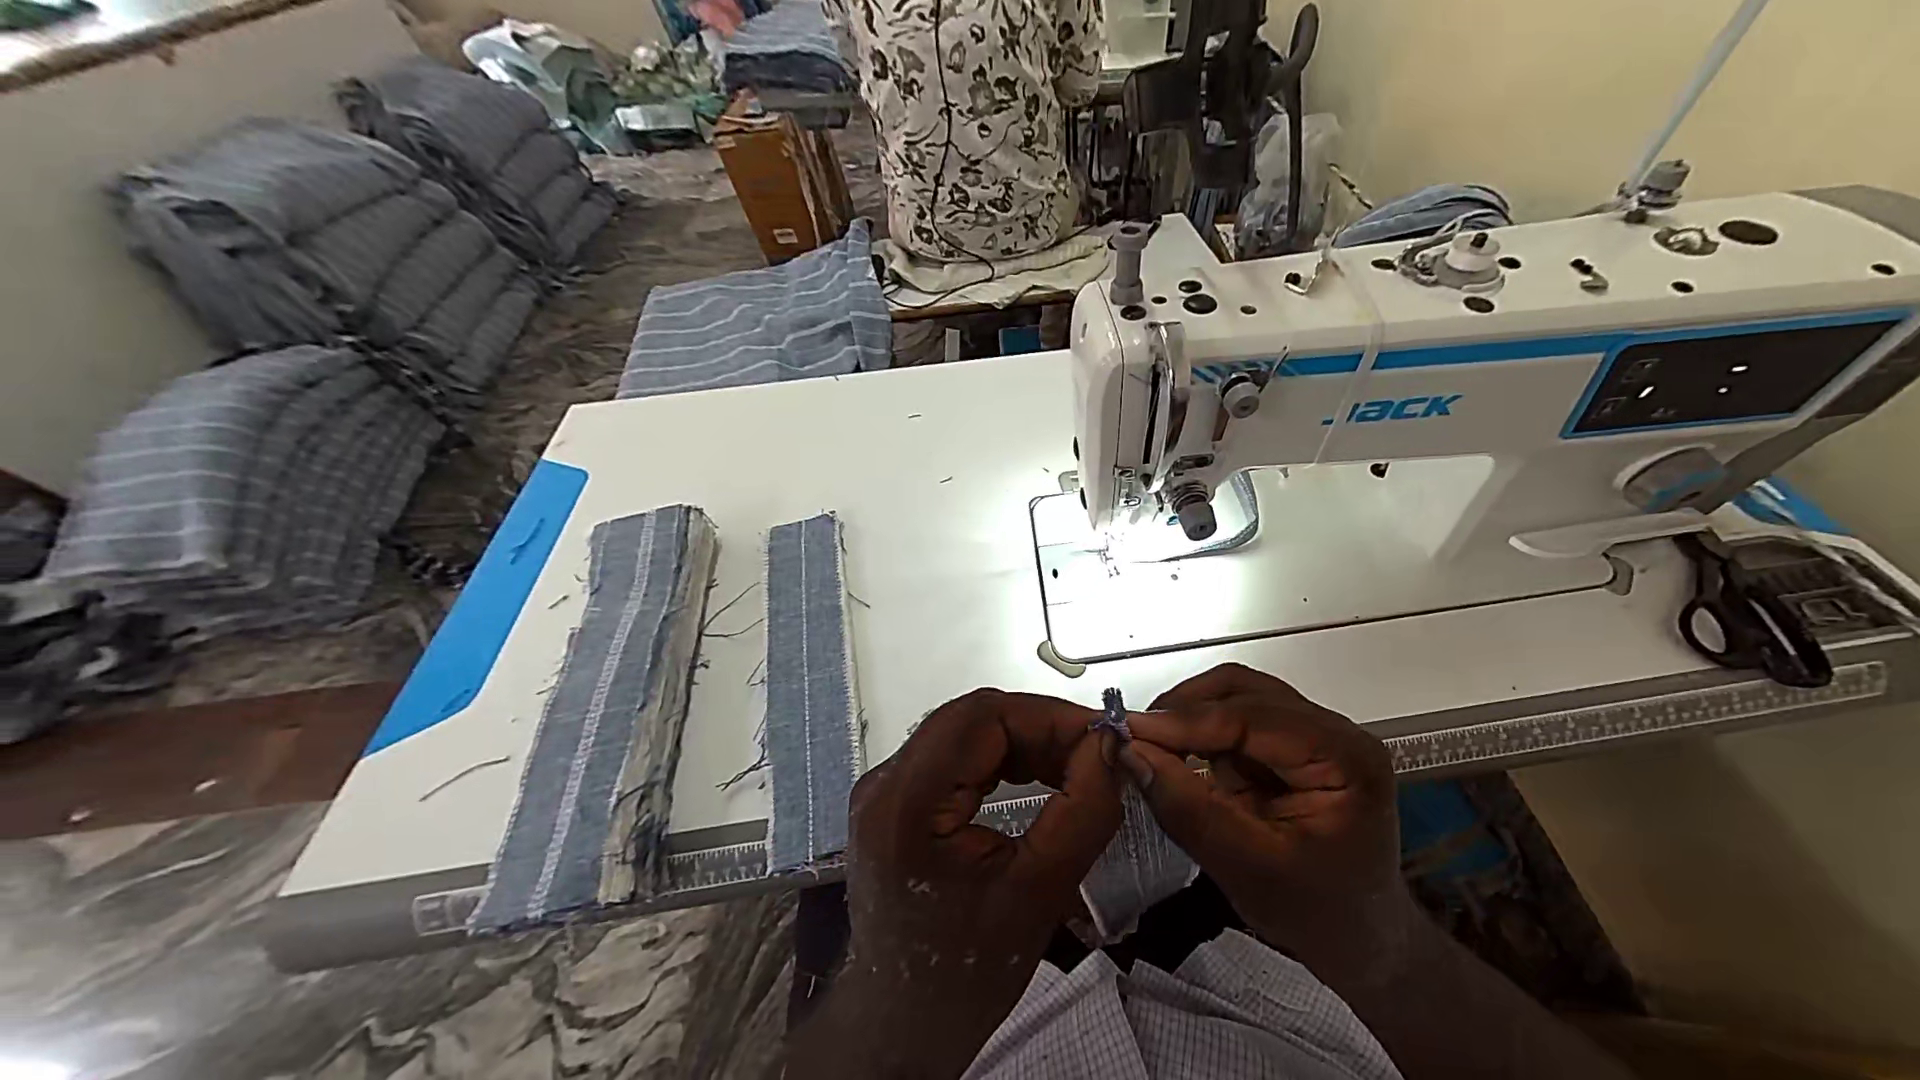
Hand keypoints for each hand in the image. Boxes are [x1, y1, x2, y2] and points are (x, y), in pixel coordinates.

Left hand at [786, 689, 1122, 1079]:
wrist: (901, 1022)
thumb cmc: (961, 976)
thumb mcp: (1037, 895)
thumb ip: (1081, 812)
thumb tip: (1108, 748)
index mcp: (905, 804)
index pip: (979, 718)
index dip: (1046, 716)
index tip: (1099, 735)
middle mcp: (885, 784)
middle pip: (972, 721)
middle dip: (1040, 729)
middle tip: (1095, 753)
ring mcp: (887, 789)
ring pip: (967, 733)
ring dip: (1025, 741)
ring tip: (1076, 764)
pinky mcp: (898, 799)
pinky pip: (958, 756)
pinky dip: (1004, 758)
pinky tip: (1039, 775)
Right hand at [1123, 663, 1413, 970]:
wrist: (1355, 941)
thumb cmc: (1320, 915)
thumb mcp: (1249, 869)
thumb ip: (1189, 810)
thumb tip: (1132, 755)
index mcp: (1344, 758)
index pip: (1250, 717)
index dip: (1183, 721)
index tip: (1128, 731)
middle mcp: (1331, 733)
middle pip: (1241, 692)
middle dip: (1182, 712)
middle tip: (1134, 736)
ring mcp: (1306, 735)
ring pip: (1231, 698)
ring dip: (1185, 717)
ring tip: (1149, 745)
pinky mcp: (1281, 746)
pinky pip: (1227, 720)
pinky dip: (1193, 733)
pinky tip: (1171, 755)